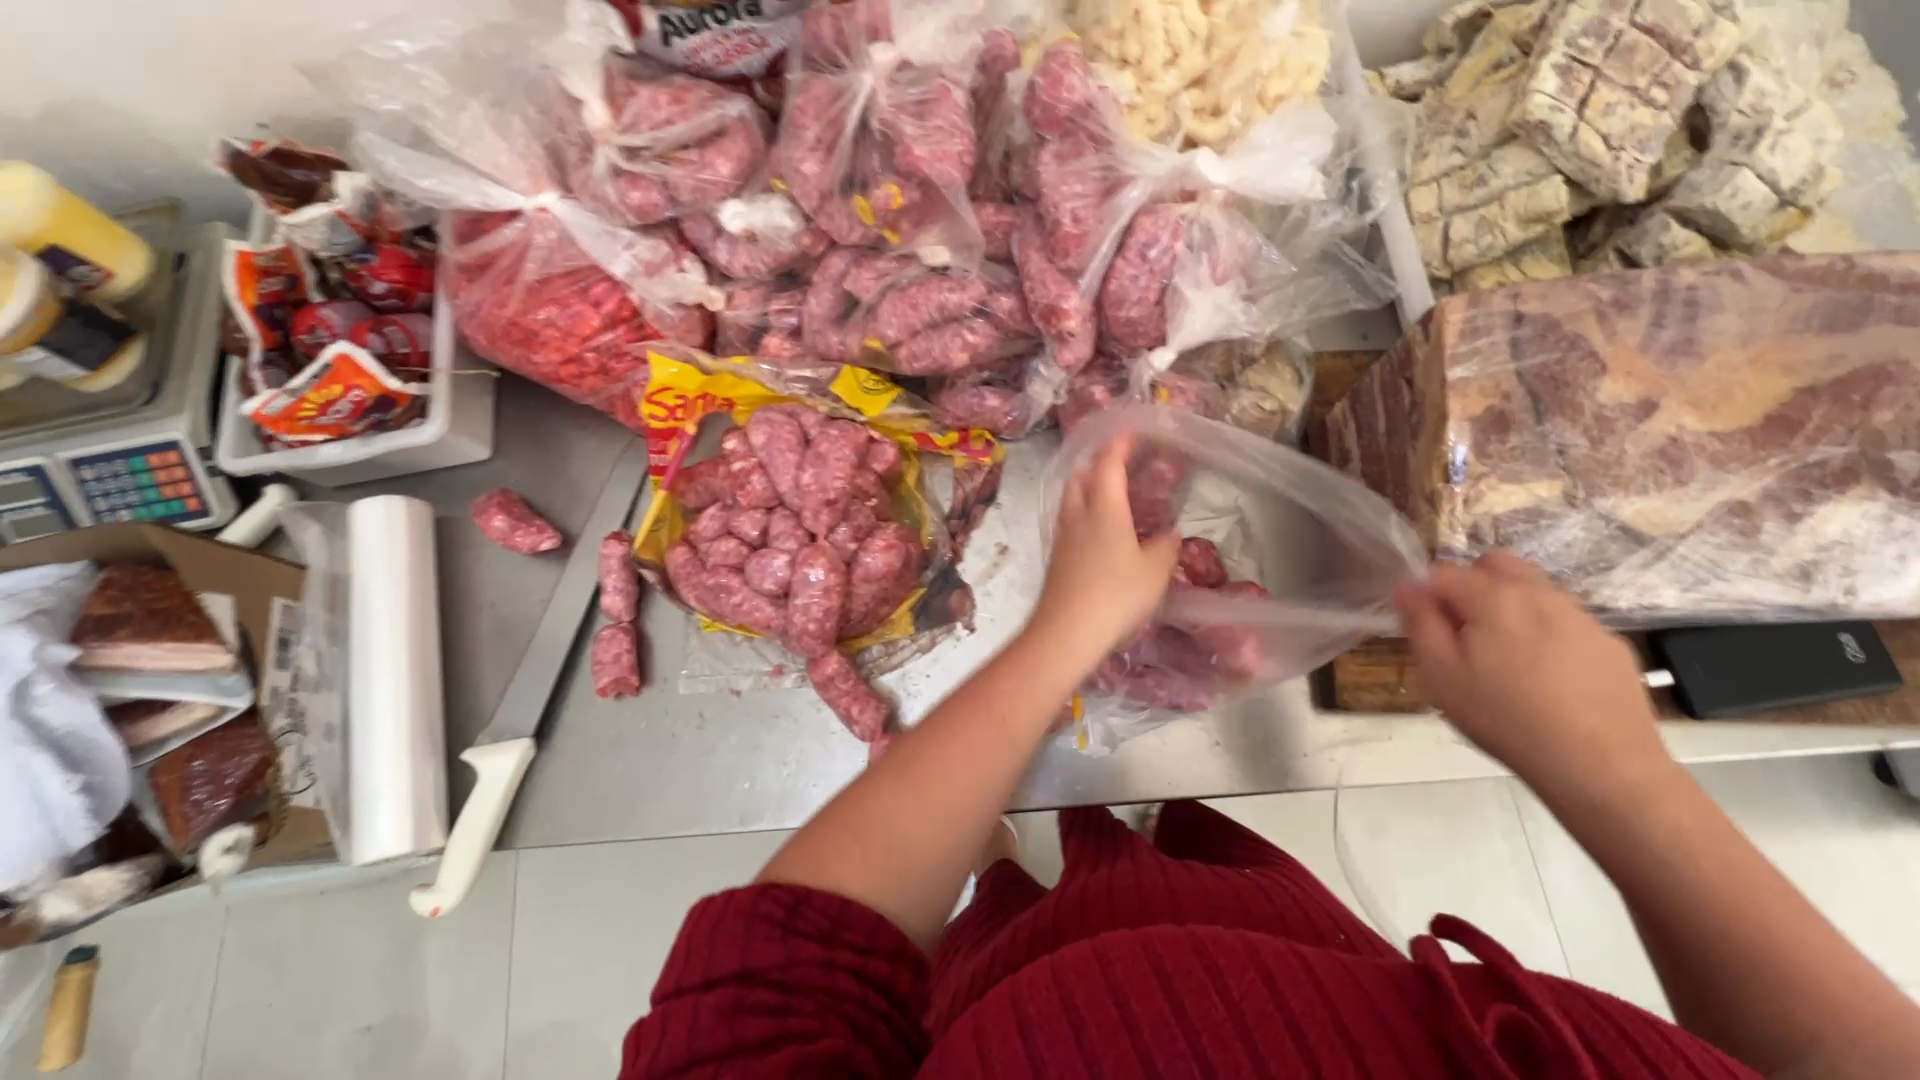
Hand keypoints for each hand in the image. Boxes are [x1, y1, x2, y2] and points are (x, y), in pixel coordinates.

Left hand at [1028, 432, 1180, 668]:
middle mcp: (1078, 515)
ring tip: (1108, 491)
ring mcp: (1062, 537)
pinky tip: (1096, 528)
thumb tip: (1169, 533)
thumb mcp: (1154, 572)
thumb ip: (1165, 547)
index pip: (1108, 464)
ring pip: (1070, 498)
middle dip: (1098, 462)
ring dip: (1086, 486)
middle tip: (1118, 461)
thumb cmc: (1115, 596)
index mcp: (1104, 508)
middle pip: (1081, 476)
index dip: (1119, 444)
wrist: (1065, 632)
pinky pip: (1068, 521)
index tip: (1129, 431)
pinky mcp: (1056, 558)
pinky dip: (1082, 511)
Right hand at [1393, 551, 1674, 796]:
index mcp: (1494, 597)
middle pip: (1496, 563)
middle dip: (1473, 584)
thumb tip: (1406, 587)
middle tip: (1464, 632)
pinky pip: (1566, 619)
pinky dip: (1546, 631)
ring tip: (1505, 656)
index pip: (1444, 572)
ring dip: (1511, 605)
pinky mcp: (1610, 642)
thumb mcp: (1441, 676)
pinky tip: (1546, 675)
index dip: (1427, 595)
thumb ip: (1420, 623)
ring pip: (1535, 588)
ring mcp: (1581, 615)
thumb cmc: (1505, 718)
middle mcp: (1540, 593)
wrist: (1601, 764)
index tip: (1428, 629)